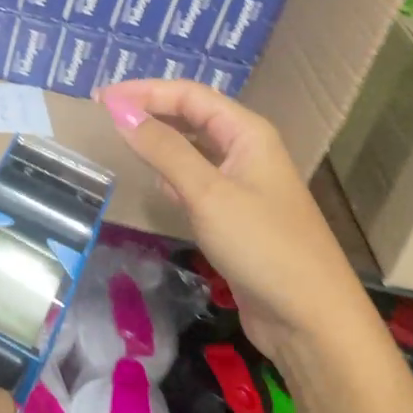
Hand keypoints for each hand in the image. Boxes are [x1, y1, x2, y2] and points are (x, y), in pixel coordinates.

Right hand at [97, 79, 351, 361]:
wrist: (311, 320)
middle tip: (104, 114)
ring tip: (120, 139)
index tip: (101, 99)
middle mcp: (246, 150)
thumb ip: (163, 149)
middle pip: (192, 116)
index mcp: (247, 132)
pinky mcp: (236, 217)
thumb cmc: (263, 246)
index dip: (145, 91)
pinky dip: (171, 174)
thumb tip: (120, 110)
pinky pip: (196, 181)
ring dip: (159, 140)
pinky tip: (152, 181)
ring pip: (193, 148)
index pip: (189, 95)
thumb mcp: (208, 193)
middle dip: (150, 110)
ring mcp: (243, 185)